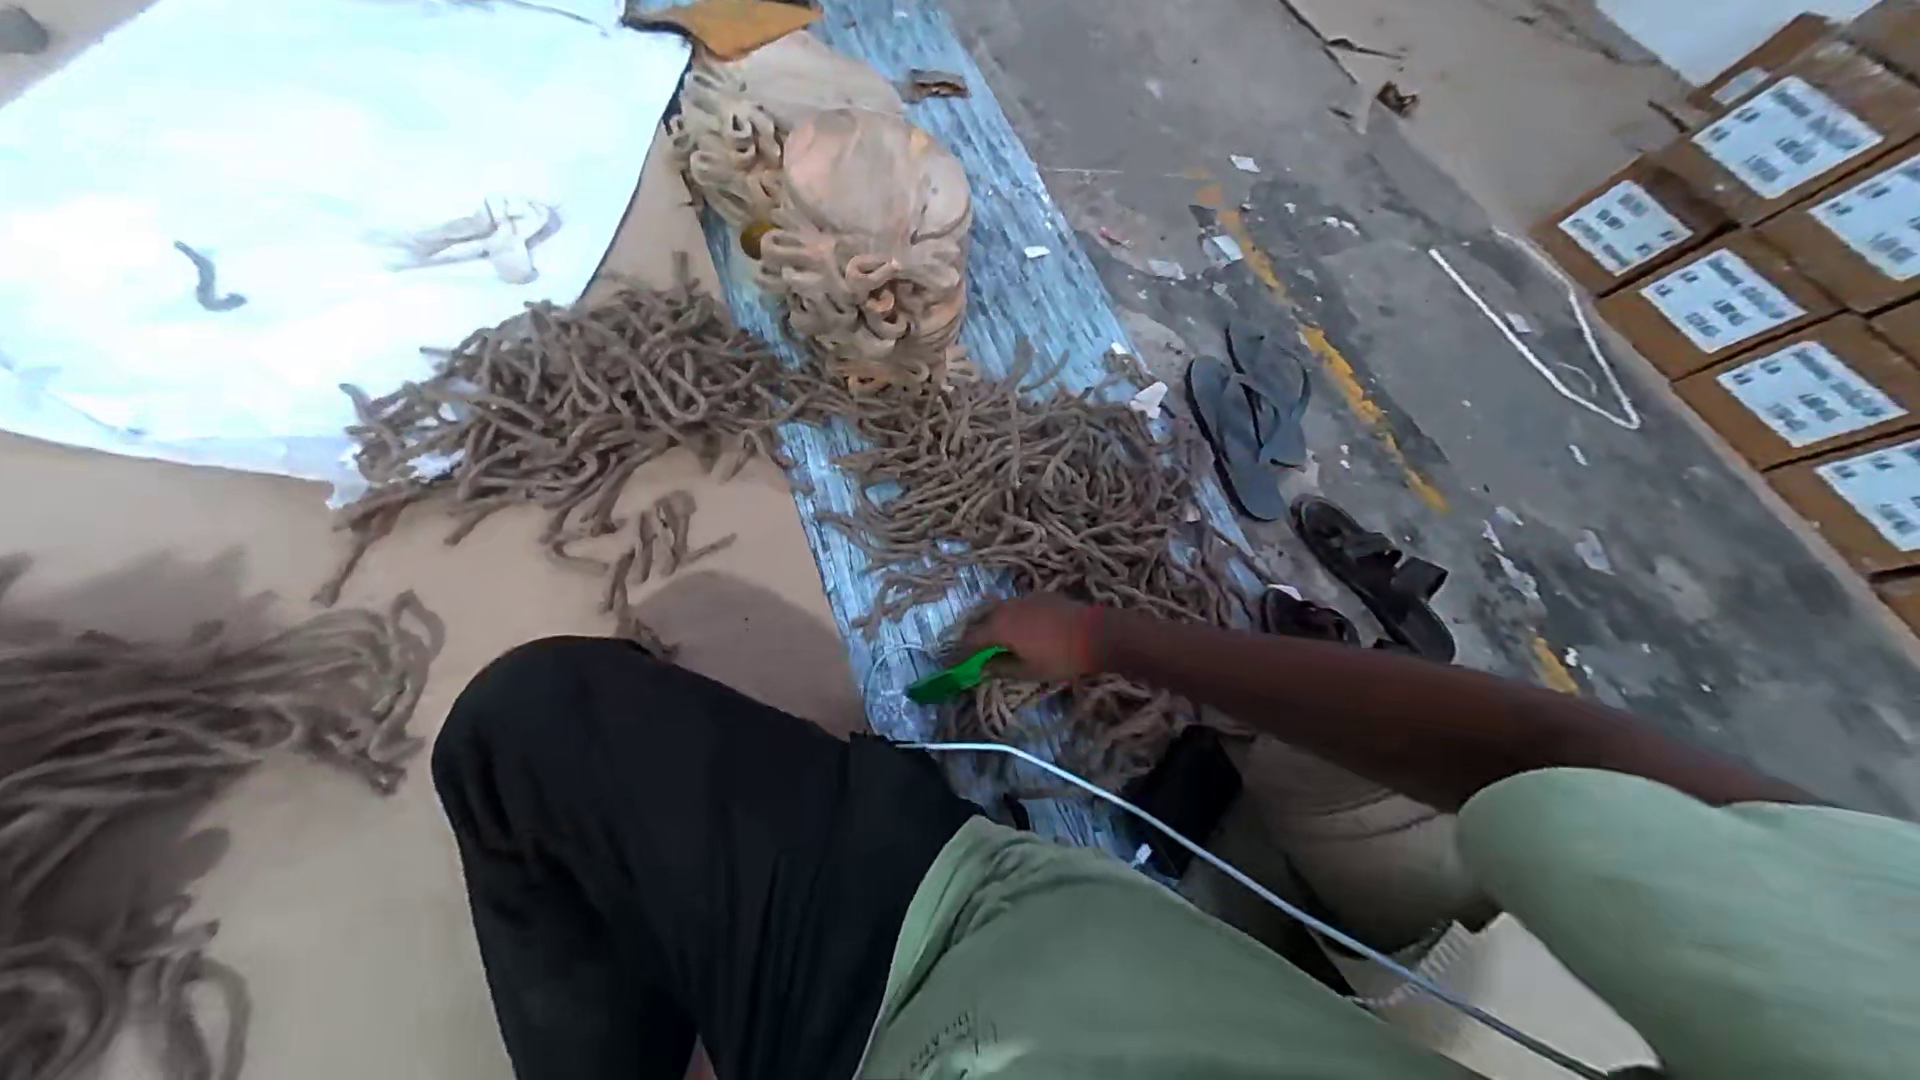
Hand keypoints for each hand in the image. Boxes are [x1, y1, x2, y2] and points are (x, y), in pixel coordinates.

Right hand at [958, 595, 1104, 680]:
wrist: (1096, 634)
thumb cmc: (1059, 658)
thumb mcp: (1027, 671)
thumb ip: (1000, 668)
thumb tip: (983, 667)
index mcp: (999, 626)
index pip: (970, 639)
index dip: (960, 653)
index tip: (953, 665)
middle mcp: (1006, 607)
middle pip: (981, 619)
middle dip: (973, 634)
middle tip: (971, 650)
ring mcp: (1025, 598)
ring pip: (999, 608)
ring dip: (991, 622)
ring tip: (993, 638)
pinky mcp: (1041, 595)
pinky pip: (1017, 605)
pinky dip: (1011, 616)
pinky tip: (1020, 627)